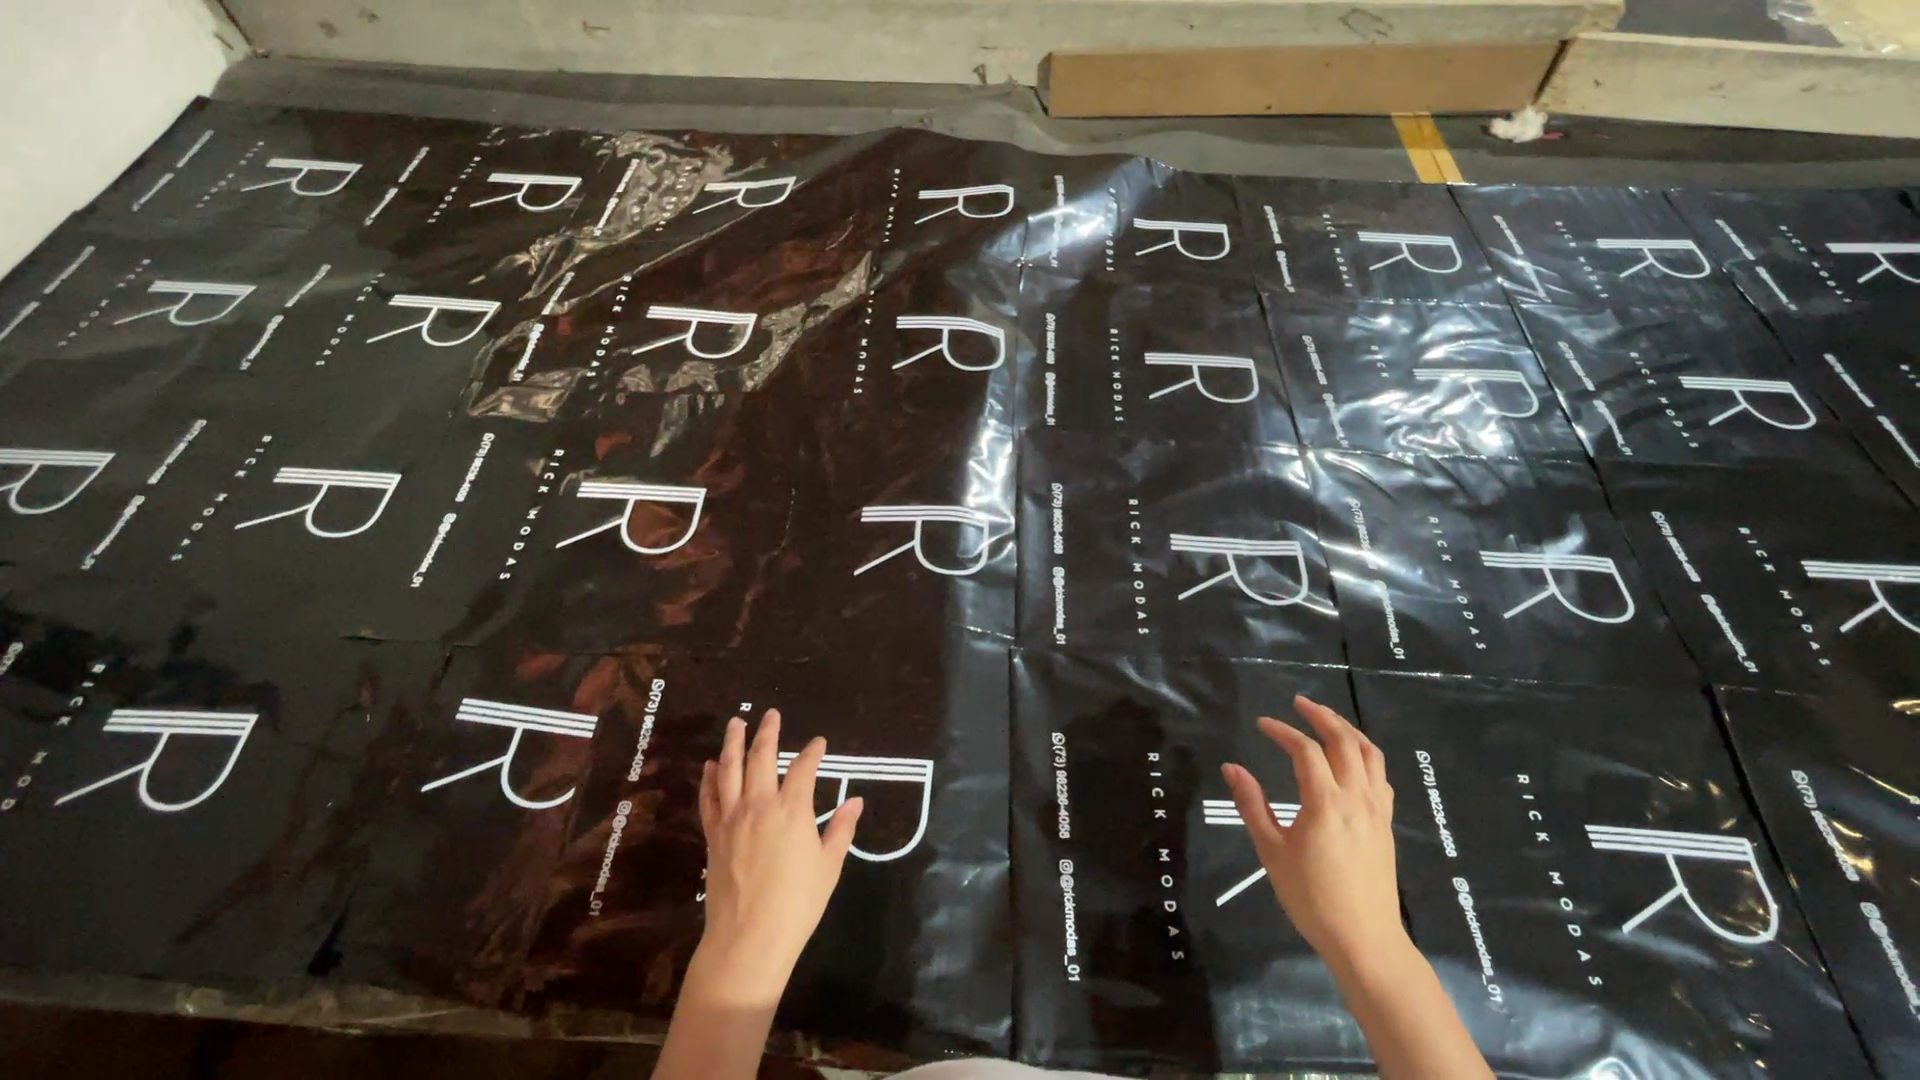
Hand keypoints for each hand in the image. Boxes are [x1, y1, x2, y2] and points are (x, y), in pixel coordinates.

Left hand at [692, 709, 862, 1004]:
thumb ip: (841, 830)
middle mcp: (759, 805)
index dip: (813, 752)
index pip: (803, 768)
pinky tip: (711, 765)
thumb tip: (856, 801)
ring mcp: (732, 818)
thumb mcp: (829, 866)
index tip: (819, 742)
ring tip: (736, 723)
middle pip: (761, 758)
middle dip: (767, 733)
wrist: (749, 938)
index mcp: (793, 810)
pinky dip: (710, 778)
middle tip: (771, 714)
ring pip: (729, 770)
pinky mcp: (713, 835)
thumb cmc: (798, 904)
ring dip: (733, 743)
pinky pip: (709, 798)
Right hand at [1221, 695, 1405, 975]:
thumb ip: (1252, 805)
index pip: (1305, 750)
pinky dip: (1365, 756)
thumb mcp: (1271, 851)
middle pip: (1345, 741)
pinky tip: (1352, 760)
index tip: (1262, 724)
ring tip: (1328, 720)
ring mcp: (1377, 810)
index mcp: (1325, 802)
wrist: (1363, 938)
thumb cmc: (1310, 897)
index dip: (1282, 731)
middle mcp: (1356, 798)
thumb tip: (1232, 767)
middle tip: (1299, 703)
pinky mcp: (1386, 824)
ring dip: (1348, 730)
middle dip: (1322, 716)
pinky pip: (1380, 776)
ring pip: (1370, 754)